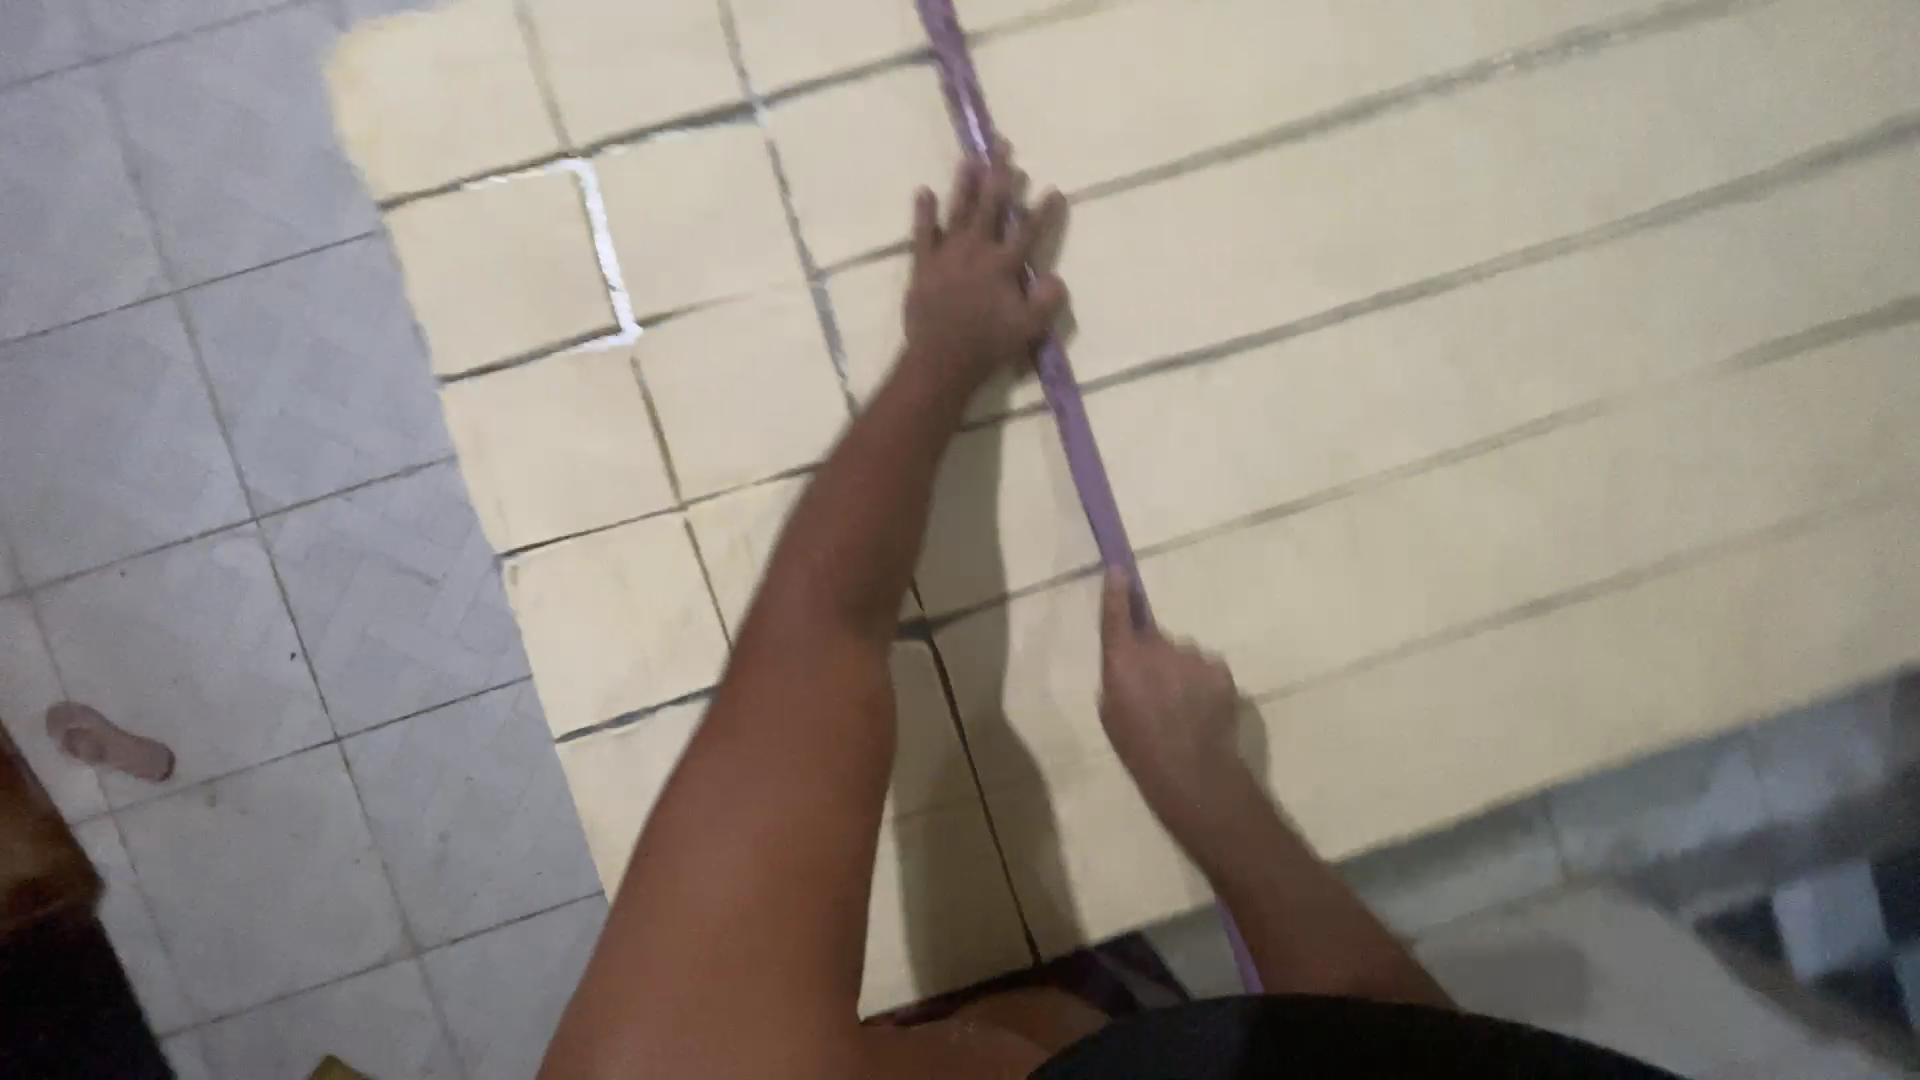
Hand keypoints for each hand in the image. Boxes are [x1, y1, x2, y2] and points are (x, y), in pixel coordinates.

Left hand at [902, 143, 1068, 392]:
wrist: (942, 358)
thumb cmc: (988, 345)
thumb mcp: (1029, 329)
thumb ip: (1048, 302)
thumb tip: (1055, 278)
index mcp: (1004, 264)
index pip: (1029, 230)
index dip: (1044, 210)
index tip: (1054, 189)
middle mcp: (977, 250)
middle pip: (991, 205)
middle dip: (1000, 174)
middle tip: (1003, 147)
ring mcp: (947, 254)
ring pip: (958, 210)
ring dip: (965, 183)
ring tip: (970, 159)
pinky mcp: (923, 265)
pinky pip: (923, 233)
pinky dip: (924, 212)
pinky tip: (924, 192)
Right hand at [1098, 571, 1244, 804]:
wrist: (1191, 770)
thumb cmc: (1139, 746)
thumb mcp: (1111, 713)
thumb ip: (1118, 677)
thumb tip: (1128, 664)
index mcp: (1123, 658)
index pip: (1116, 614)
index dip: (1117, 591)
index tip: (1119, 570)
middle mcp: (1157, 647)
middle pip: (1153, 639)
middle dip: (1153, 657)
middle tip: (1155, 693)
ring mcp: (1192, 655)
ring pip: (1182, 655)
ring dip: (1180, 673)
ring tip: (1182, 709)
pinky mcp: (1220, 668)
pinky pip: (1206, 668)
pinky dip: (1203, 683)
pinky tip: (1201, 710)